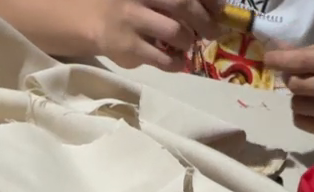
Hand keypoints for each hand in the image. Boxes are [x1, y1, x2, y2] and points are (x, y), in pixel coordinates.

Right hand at [89, 0, 218, 70]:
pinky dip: (176, 63)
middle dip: (204, 20)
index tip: (221, 9)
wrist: (92, 18)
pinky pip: (161, 59)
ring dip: (188, 41)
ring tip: (188, 45)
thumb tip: (216, 7)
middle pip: (182, 3)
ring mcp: (132, 20)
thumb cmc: (130, 4)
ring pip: (174, 31)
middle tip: (213, 31)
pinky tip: (179, 63)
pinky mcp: (128, 47)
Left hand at [265, 36, 313, 137]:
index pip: (305, 61)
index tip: (268, 58)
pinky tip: (313, 108)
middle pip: (297, 85)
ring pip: (296, 105)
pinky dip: (301, 114)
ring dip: (297, 98)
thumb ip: (307, 51)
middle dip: (292, 80)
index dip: (282, 60)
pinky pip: (300, 122)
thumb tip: (277, 50)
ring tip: (311, 94)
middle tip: (297, 78)